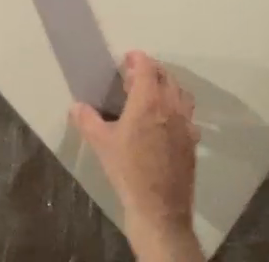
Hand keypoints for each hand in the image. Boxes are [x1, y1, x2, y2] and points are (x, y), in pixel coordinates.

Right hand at [71, 51, 199, 260]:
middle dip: (151, 70)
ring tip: (152, 95)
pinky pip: (188, 115)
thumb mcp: (101, 144)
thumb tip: (76, 106)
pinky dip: (178, 109)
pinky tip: (166, 122)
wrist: (159, 209)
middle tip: (134, 77)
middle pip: (166, 76)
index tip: (127, 58)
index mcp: (148, 101)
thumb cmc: (128, 171)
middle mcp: (171, 107)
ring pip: (181, 94)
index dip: (137, 58)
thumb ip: (87, 120)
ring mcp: (186, 125)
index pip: (147, 68)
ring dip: (168, 86)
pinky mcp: (192, 142)